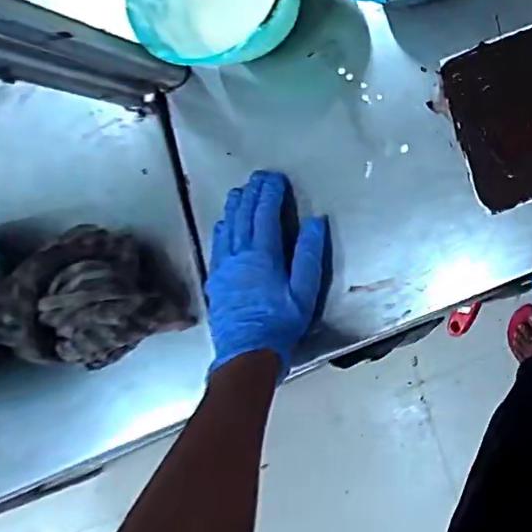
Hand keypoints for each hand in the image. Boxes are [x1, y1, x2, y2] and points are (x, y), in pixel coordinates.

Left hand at [206, 171, 327, 379]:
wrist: (246, 353)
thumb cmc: (282, 322)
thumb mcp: (306, 289)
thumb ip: (310, 253)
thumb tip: (316, 222)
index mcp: (263, 255)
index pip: (265, 216)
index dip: (270, 194)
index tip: (275, 178)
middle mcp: (239, 256)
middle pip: (243, 217)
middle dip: (252, 195)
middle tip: (258, 178)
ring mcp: (224, 267)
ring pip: (228, 228)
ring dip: (235, 207)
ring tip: (240, 192)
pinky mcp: (216, 279)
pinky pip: (218, 244)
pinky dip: (223, 227)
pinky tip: (225, 223)